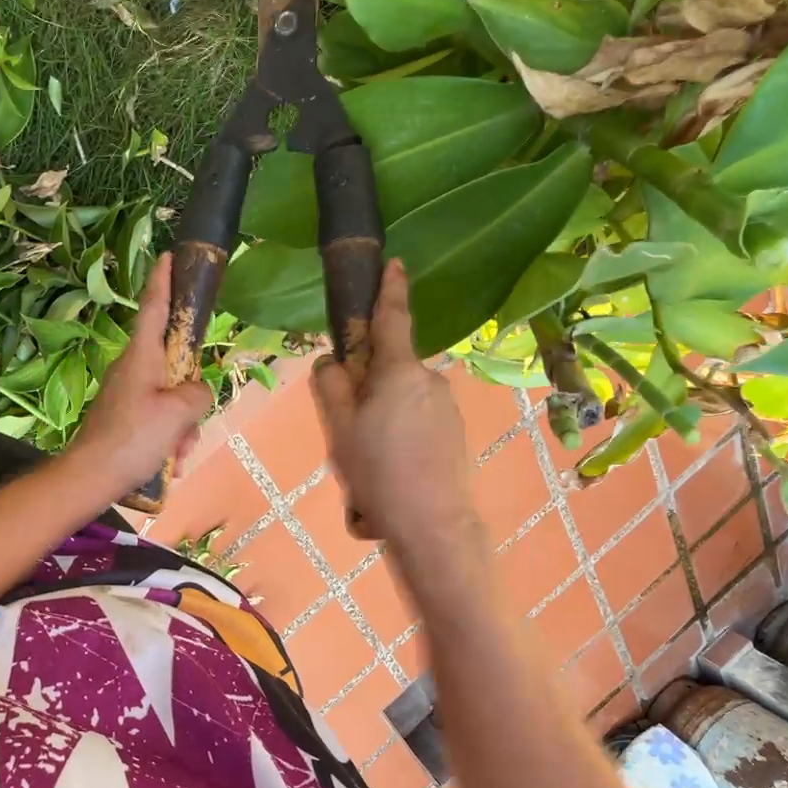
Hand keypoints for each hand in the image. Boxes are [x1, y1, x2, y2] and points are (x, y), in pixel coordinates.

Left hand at [70, 255, 213, 495]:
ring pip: (170, 400)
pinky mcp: (122, 418)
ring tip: (177, 454)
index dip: (163, 281)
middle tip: (191, 428)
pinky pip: (157, 421)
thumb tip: (195, 392)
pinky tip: (168, 464)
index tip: (168, 257)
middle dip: (190, 398)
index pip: (154, 308)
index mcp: (141, 357)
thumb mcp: (178, 415)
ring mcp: (125, 394)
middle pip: (174, 367)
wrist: (90, 477)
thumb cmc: (133, 438)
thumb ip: (197, 394)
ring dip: (181, 428)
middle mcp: (132, 369)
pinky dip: (167, 441)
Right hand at [310, 259, 478, 543]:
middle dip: (367, 392)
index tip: (395, 264)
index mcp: (399, 371)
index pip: (392, 319)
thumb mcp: (339, 428)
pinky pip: (417, 426)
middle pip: (389, 371)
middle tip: (348, 435)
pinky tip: (390, 478)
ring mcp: (446, 407)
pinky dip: (400, 443)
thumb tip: (332, 363)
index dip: (390, 290)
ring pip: (402, 403)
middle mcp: (429, 380)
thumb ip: (332, 386)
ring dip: (382, 424)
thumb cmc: (378, 470)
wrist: (431, 523)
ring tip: (368, 469)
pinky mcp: (455, 433)